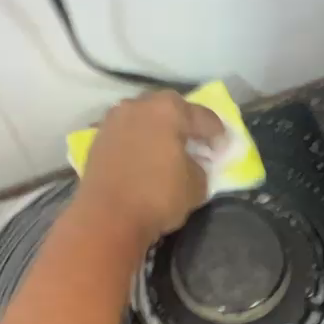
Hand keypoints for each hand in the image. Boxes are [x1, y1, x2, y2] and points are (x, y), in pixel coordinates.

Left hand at [73, 90, 224, 249]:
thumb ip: (202, 167)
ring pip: (145, 120)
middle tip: (196, 145)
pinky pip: (128, 135)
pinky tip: (145, 160)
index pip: (204, 117)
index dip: (218, 134)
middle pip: (171, 110)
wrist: (107, 218)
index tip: (224, 149)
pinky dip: (139, 144)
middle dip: (186, 126)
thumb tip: (195, 162)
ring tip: (168, 152)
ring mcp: (115, 120)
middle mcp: (140, 105)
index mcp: (169, 110)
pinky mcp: (98, 140)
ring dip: (159, 132)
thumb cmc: (158, 197)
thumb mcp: (196, 186)